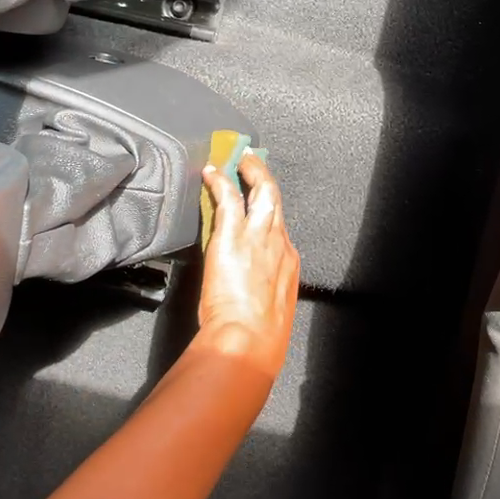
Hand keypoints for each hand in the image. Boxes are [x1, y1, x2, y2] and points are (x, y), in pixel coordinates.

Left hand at [196, 153, 299, 376]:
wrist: (249, 339)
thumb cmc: (259, 336)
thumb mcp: (270, 310)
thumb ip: (263, 292)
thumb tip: (251, 295)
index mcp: (288, 262)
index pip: (279, 228)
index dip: (268, 212)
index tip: (261, 204)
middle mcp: (278, 242)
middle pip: (275, 201)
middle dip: (266, 178)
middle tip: (254, 163)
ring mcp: (257, 236)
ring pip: (260, 192)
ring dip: (250, 171)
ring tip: (238, 159)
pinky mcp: (233, 236)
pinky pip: (229, 198)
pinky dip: (221, 181)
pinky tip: (211, 172)